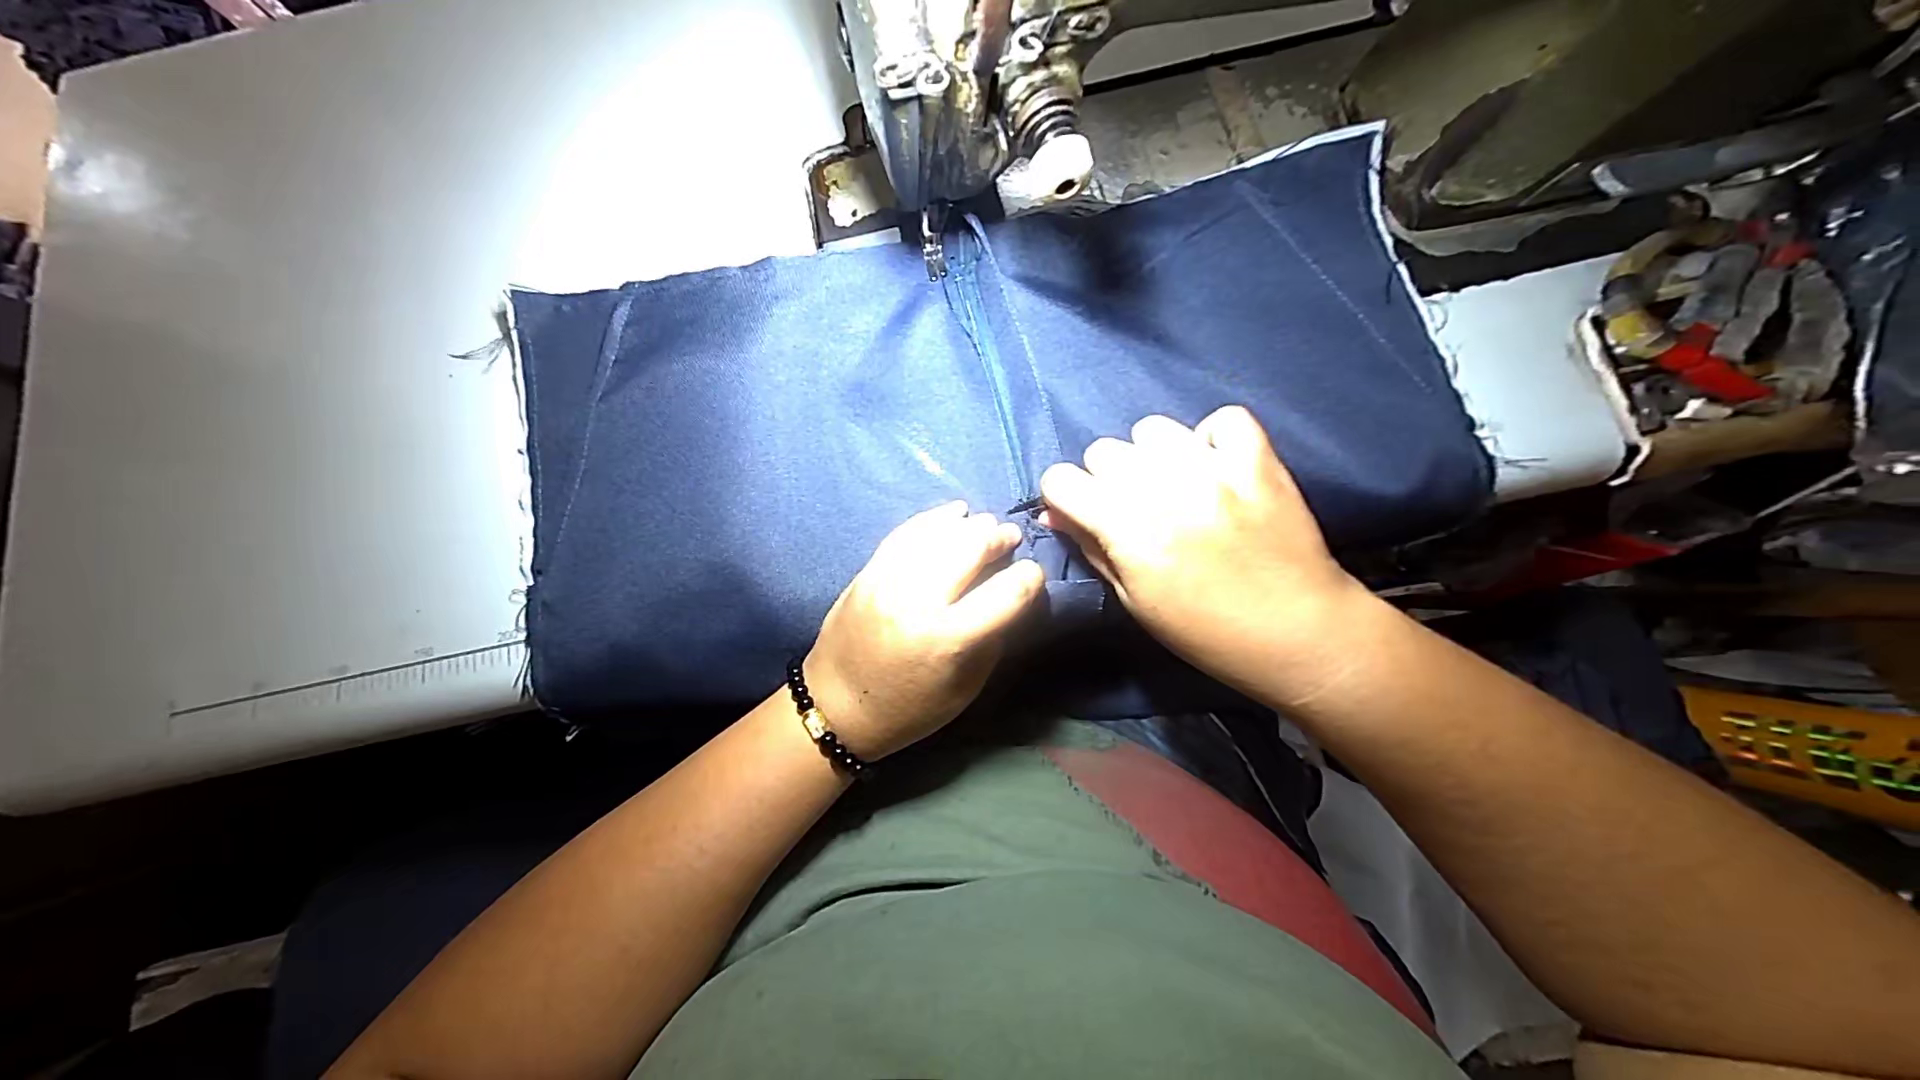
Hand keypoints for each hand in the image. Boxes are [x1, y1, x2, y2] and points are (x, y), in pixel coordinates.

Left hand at [804, 501, 1046, 759]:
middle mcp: (918, 601)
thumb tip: (1014, 592)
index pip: (1008, 591)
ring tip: (986, 527)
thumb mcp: (967, 685)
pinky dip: (934, 519)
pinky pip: (906, 532)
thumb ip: (995, 634)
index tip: (1032, 576)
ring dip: (970, 525)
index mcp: (949, 639)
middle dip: (999, 538)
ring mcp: (888, 580)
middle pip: (972, 546)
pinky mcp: (868, 572)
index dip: (1031, 577)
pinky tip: (954, 513)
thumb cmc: (911, 708)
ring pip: (939, 532)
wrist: (836, 708)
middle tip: (1010, 539)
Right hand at [1039, 406, 1380, 707]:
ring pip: (1152, 429)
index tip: (1082, 513)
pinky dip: (1213, 438)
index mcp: (1125, 528)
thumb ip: (1091, 548)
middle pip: (1103, 451)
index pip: (1061, 480)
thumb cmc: (1204, 631)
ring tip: (1176, 486)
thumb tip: (1053, 515)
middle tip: (1136, 510)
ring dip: (1153, 457)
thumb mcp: (1134, 600)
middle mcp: (1162, 488)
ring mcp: (1213, 468)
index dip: (1065, 498)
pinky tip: (1216, 466)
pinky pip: (1223, 419)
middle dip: (1107, 479)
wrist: (1296, 633)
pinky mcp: (1257, 459)